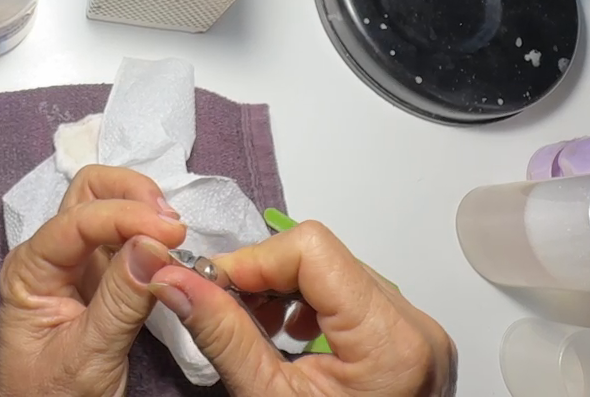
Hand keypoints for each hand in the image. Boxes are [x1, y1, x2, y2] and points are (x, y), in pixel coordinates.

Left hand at [0, 165, 188, 396]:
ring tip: (173, 232)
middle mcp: (49, 255)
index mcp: (30, 269)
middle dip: (131, 193)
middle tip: (171, 221)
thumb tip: (153, 245)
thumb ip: (119, 302)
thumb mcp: (87, 359)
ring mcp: (73, 264)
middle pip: (88, 191)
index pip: (77, 218)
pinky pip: (122, 238)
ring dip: (140, 206)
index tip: (170, 230)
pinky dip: (146, 232)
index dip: (125, 215)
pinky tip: (166, 248)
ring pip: (104, 205)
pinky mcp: (97, 279)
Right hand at [148, 221, 455, 396]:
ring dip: (281, 286)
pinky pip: (349, 291)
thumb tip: (171, 277)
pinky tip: (284, 334)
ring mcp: (417, 332)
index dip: (253, 260)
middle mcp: (414, 325)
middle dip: (262, 274)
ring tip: (250, 323)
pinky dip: (308, 302)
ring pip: (332, 267)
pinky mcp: (408, 340)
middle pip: (320, 254)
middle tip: (220, 303)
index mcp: (389, 341)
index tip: (210, 284)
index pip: (310, 248)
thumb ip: (222, 333)